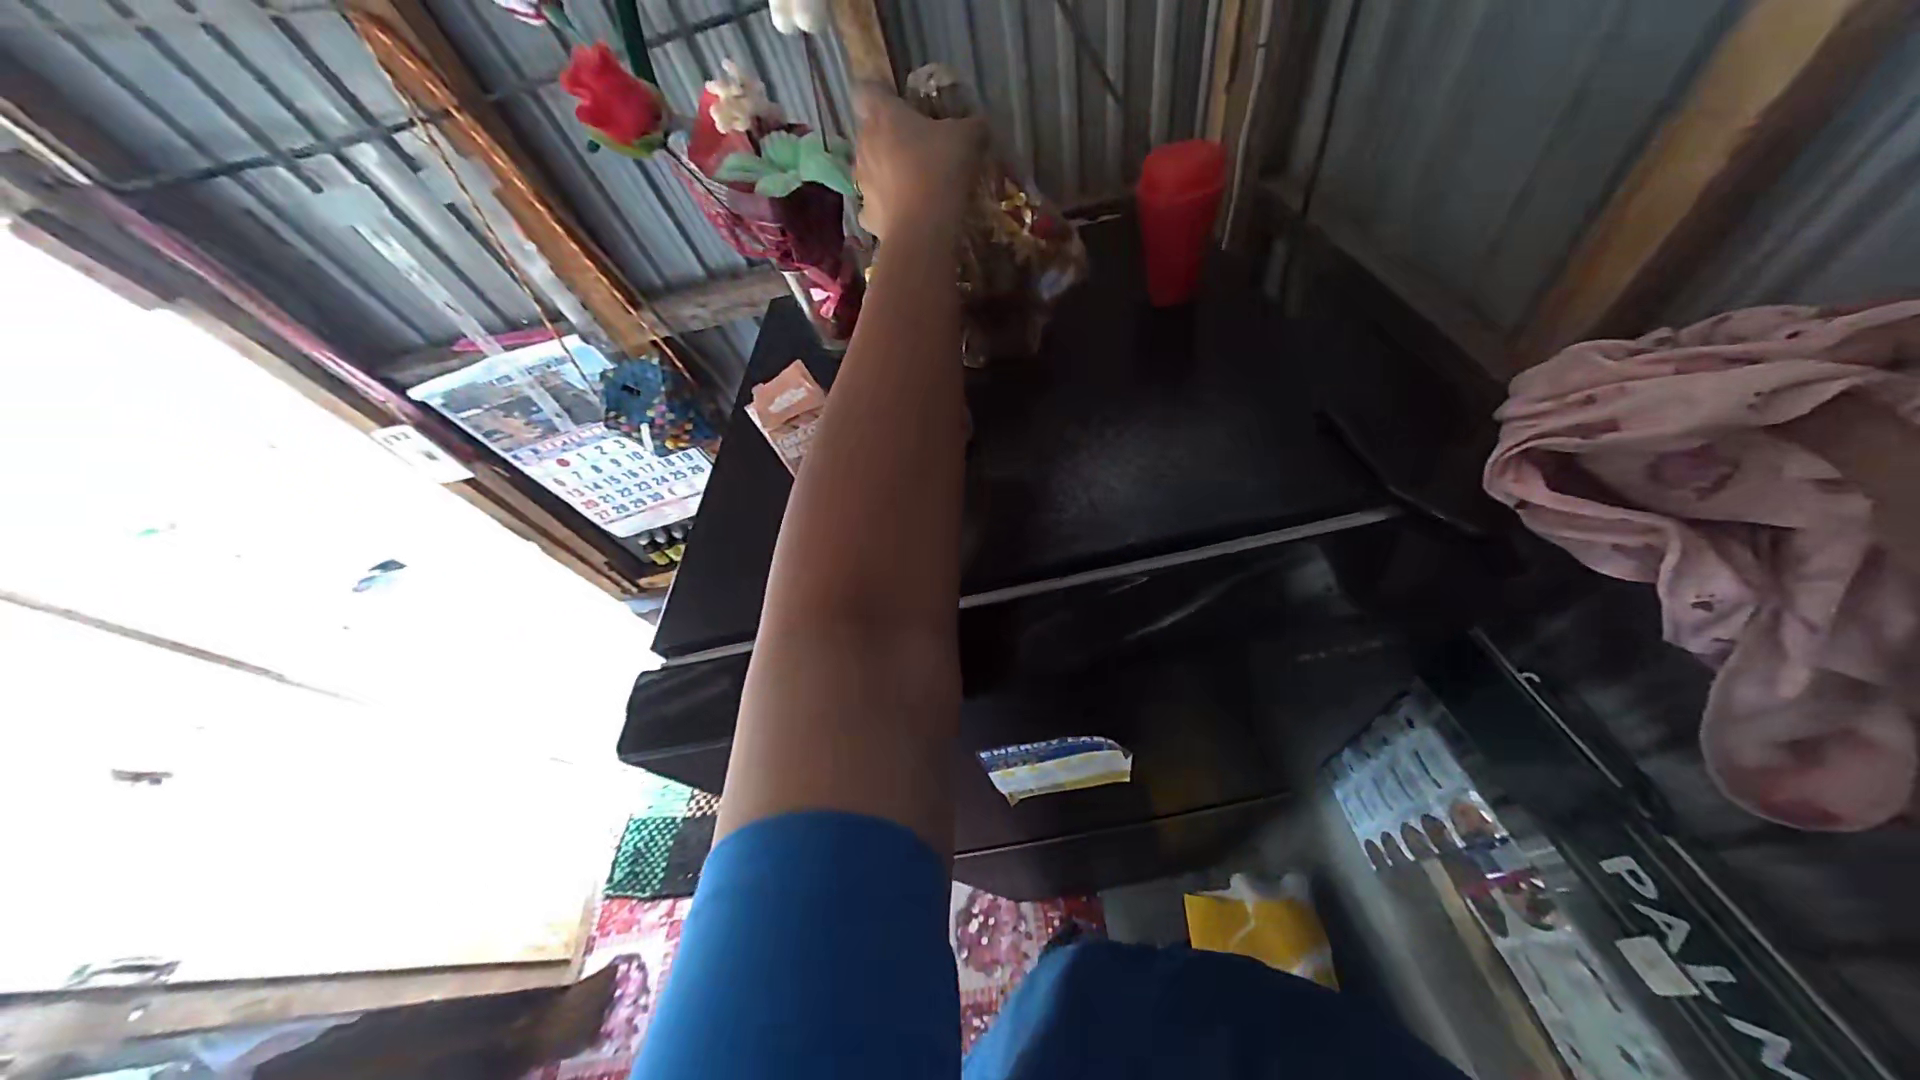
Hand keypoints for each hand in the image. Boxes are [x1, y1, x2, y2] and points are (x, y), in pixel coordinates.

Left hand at [852, 82, 985, 238]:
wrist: (923, 229)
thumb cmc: (940, 170)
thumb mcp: (968, 137)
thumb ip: (971, 125)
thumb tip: (977, 126)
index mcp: (884, 116)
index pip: (867, 91)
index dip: (880, 96)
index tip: (898, 105)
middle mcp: (864, 145)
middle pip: (868, 133)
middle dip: (887, 138)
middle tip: (914, 149)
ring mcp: (862, 182)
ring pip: (869, 170)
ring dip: (884, 173)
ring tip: (910, 186)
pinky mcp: (867, 216)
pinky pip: (872, 207)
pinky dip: (884, 209)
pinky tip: (902, 215)